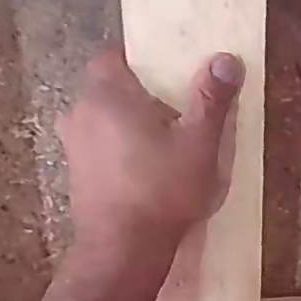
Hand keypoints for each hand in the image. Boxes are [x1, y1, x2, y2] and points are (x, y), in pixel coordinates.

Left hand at [60, 49, 243, 245]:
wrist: (125, 245)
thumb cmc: (163, 186)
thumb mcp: (200, 140)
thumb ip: (211, 98)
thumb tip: (226, 59)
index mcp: (107, 96)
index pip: (113, 56)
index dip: (141, 56)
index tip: (172, 66)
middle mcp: (81, 112)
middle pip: (110, 85)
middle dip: (143, 89)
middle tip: (181, 102)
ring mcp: (74, 142)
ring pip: (105, 114)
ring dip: (132, 117)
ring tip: (169, 134)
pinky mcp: (78, 169)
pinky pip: (102, 140)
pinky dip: (123, 141)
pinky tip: (151, 161)